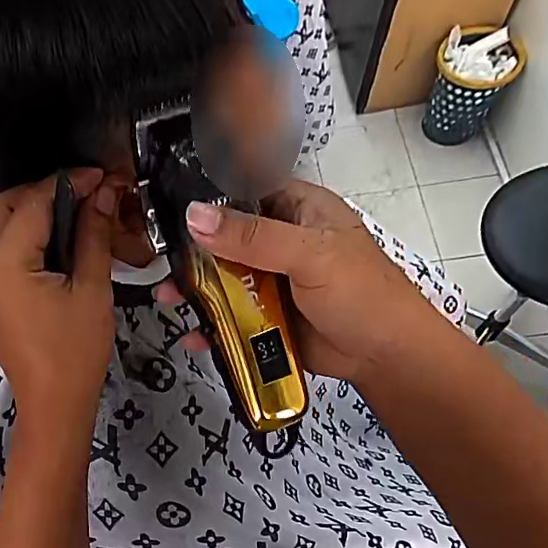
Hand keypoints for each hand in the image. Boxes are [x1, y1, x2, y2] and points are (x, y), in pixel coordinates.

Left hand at [0, 169, 119, 430]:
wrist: (54, 405)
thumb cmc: (76, 353)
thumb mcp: (92, 291)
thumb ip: (93, 237)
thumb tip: (101, 195)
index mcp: (6, 265)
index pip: (33, 204)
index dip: (67, 183)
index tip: (99, 176)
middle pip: (2, 208)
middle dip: (40, 191)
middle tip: (81, 193)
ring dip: (28, 213)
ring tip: (71, 216)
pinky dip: (22, 238)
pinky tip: (54, 245)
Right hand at [180, 180, 445, 380]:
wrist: (384, 355)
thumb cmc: (363, 293)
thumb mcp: (308, 254)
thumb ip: (253, 237)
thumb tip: (198, 216)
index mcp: (298, 210)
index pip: (246, 192)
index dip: (210, 199)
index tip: (172, 211)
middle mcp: (282, 243)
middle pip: (227, 242)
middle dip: (195, 255)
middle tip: (164, 265)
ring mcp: (274, 283)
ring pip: (226, 282)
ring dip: (198, 292)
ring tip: (169, 300)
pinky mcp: (269, 319)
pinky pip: (233, 319)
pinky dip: (213, 327)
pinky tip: (195, 335)